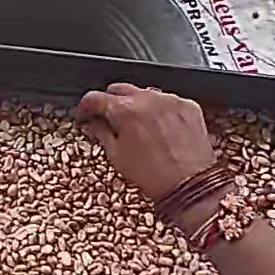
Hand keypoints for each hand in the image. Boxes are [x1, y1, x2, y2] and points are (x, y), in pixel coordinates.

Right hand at [75, 83, 217, 202]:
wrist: (189, 184)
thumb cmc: (153, 174)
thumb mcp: (115, 155)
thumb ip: (101, 132)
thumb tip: (94, 123)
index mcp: (124, 110)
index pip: (94, 98)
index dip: (84, 108)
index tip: (84, 115)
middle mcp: (147, 99)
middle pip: (118, 89)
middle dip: (109, 102)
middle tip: (107, 119)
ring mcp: (170, 101)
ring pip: (144, 93)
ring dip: (134, 104)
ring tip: (135, 126)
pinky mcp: (188, 106)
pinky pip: (166, 101)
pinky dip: (158, 110)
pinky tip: (157, 128)